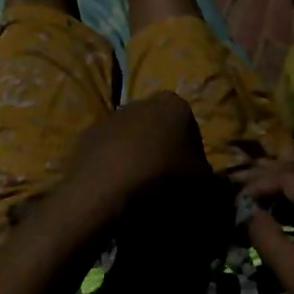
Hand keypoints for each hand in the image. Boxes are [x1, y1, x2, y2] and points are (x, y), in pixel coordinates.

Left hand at [62, 92, 208, 223]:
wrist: (104, 191)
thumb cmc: (162, 179)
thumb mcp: (201, 182)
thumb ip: (206, 175)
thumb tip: (204, 178)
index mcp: (175, 105)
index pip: (191, 127)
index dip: (192, 153)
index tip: (189, 176)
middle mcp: (142, 102)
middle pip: (160, 128)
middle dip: (163, 150)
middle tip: (166, 182)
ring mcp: (111, 117)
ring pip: (132, 138)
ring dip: (137, 157)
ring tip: (139, 190)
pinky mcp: (86, 136)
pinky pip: (108, 151)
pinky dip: (114, 165)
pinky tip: (116, 189)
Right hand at [241, 159, 293, 293]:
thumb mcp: (289, 268)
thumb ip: (265, 234)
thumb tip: (247, 212)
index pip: (290, 178)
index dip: (260, 181)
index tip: (237, 196)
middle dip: (271, 172)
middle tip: (240, 178)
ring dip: (285, 181)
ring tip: (256, 186)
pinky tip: (281, 206)